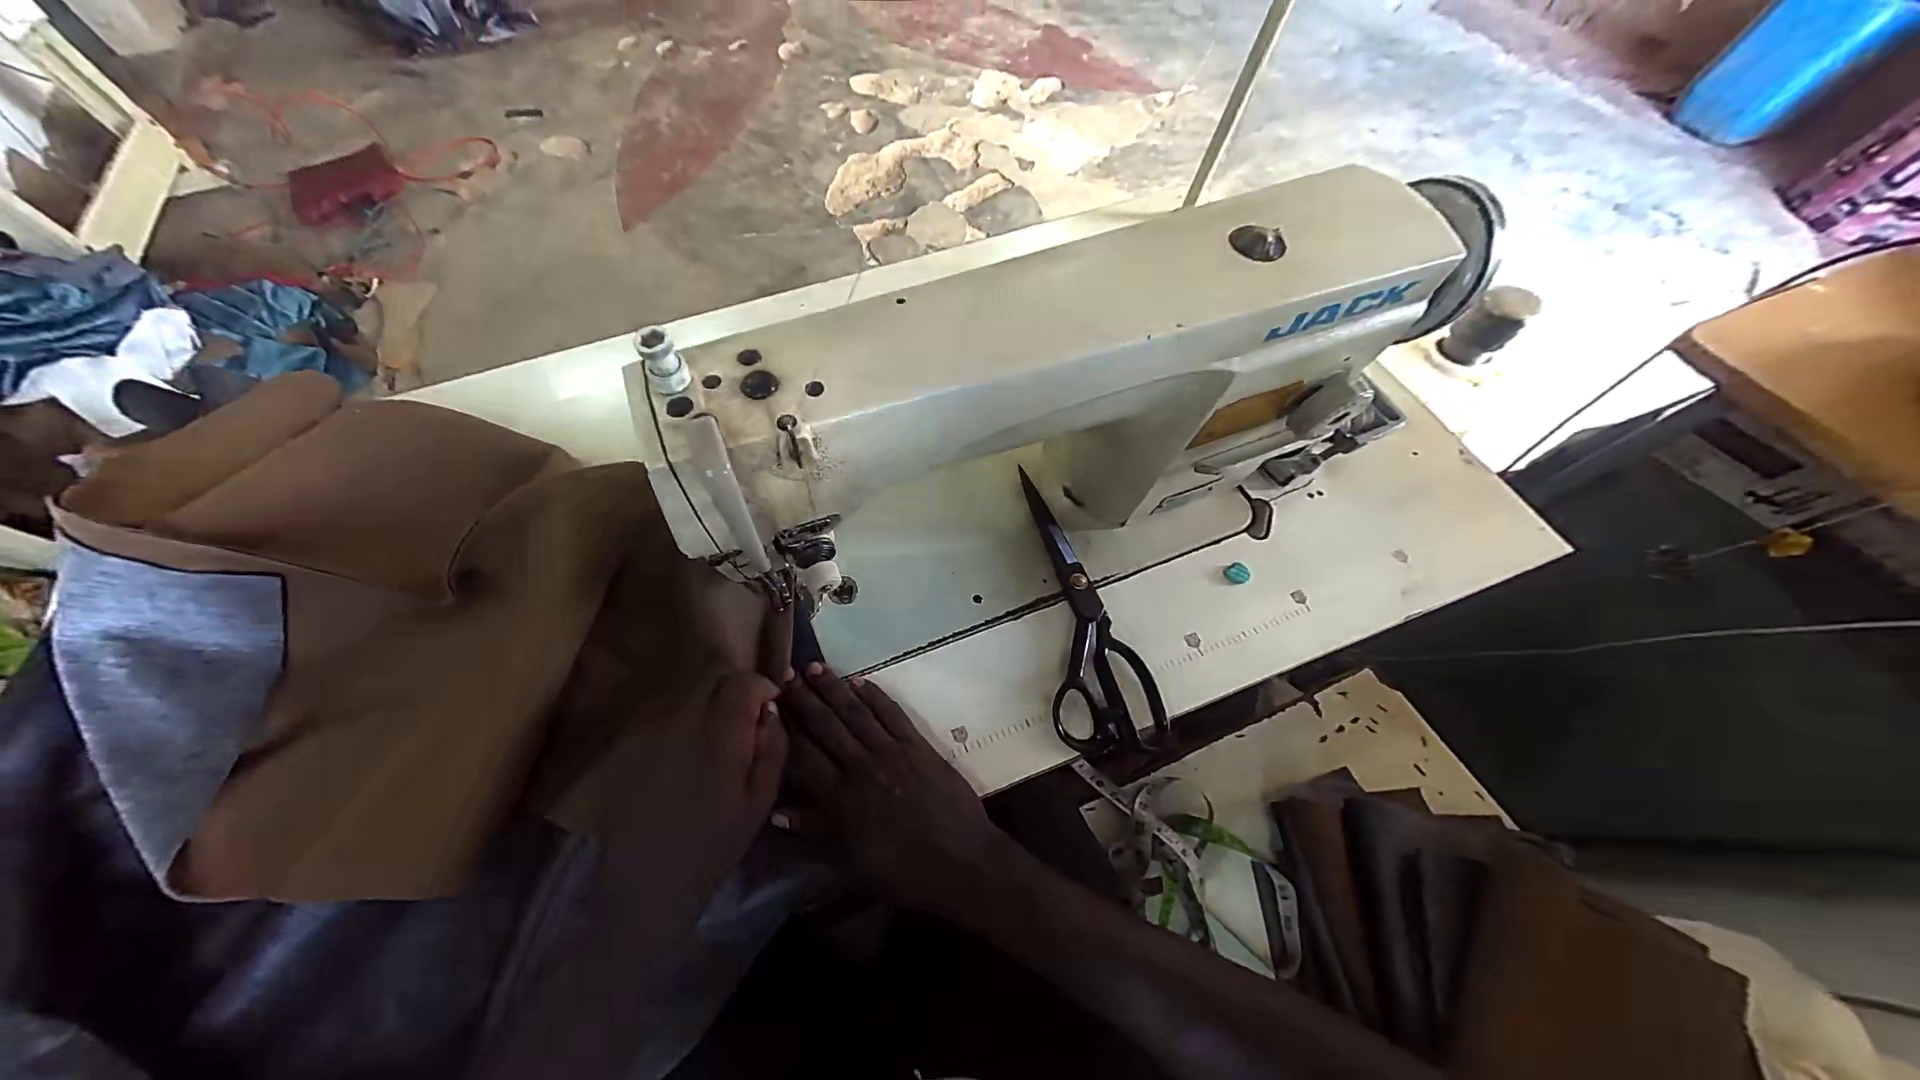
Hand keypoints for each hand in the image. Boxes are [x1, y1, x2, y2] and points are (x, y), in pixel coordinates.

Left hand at [605, 671, 788, 898]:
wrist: (651, 882)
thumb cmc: (716, 844)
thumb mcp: (761, 799)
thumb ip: (772, 748)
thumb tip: (770, 710)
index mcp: (721, 740)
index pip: (741, 685)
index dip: (761, 687)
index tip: (769, 705)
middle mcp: (684, 727)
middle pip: (713, 682)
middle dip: (736, 693)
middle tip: (747, 720)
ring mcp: (652, 735)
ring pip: (688, 695)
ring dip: (710, 704)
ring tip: (720, 736)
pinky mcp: (632, 748)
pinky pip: (665, 716)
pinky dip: (685, 721)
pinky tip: (689, 752)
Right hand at [780, 664, 1023, 916]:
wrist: (961, 862)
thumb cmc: (903, 870)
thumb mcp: (851, 859)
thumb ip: (816, 831)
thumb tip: (778, 811)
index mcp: (841, 798)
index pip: (804, 754)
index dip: (786, 727)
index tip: (770, 704)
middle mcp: (862, 767)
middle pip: (827, 726)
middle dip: (804, 698)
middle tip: (785, 673)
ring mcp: (892, 752)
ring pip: (856, 713)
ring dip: (835, 688)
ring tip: (815, 668)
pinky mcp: (919, 745)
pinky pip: (892, 714)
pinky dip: (875, 696)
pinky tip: (859, 680)